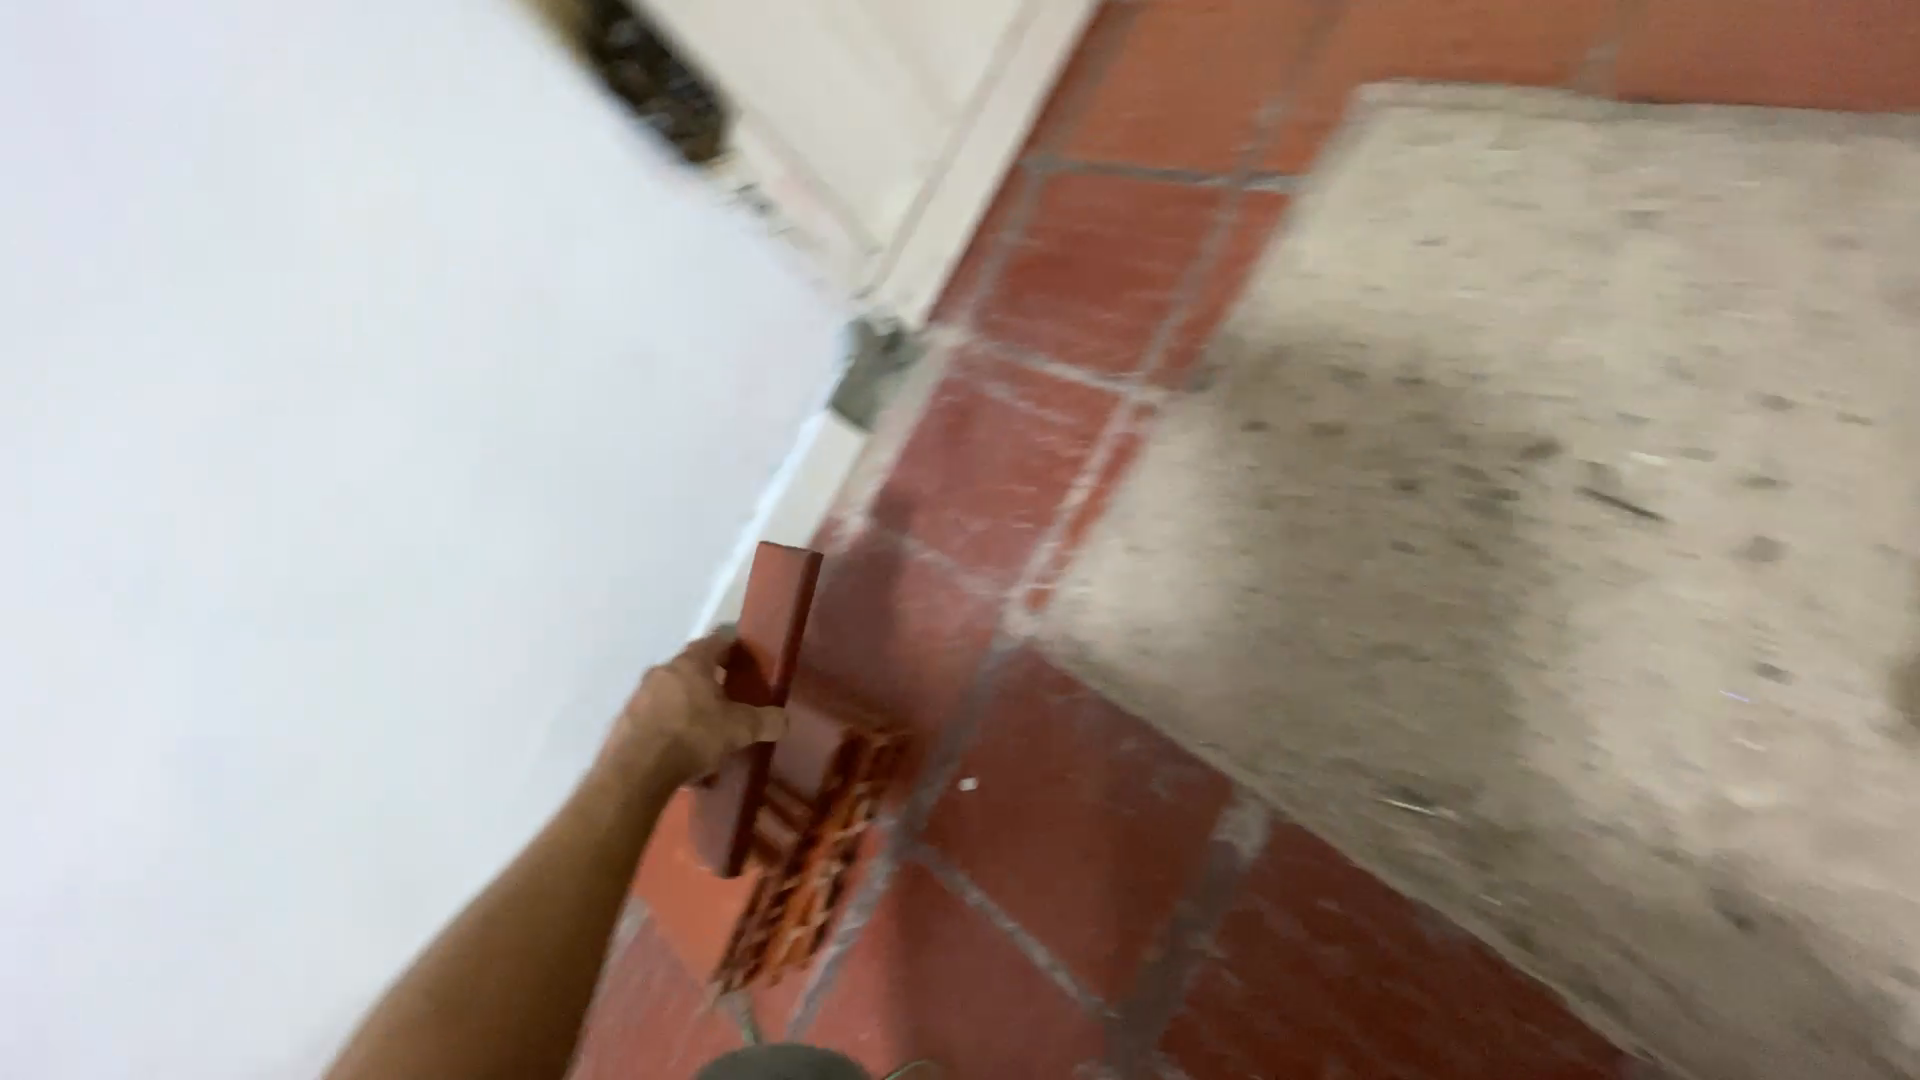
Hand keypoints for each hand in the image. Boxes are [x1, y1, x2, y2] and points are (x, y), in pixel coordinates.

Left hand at [604, 630, 787, 787]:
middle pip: (690, 668)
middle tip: (728, 698)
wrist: (636, 772)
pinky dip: (669, 728)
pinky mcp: (624, 723)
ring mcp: (639, 697)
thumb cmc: (693, 736)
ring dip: (687, 706)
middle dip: (708, 681)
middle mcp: (662, 672)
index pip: (715, 642)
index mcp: (691, 664)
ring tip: (705, 730)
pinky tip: (681, 753)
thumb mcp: (740, 729)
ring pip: (670, 694)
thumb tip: (784, 719)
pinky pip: (655, 719)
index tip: (743, 659)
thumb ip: (766, 721)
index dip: (731, 648)